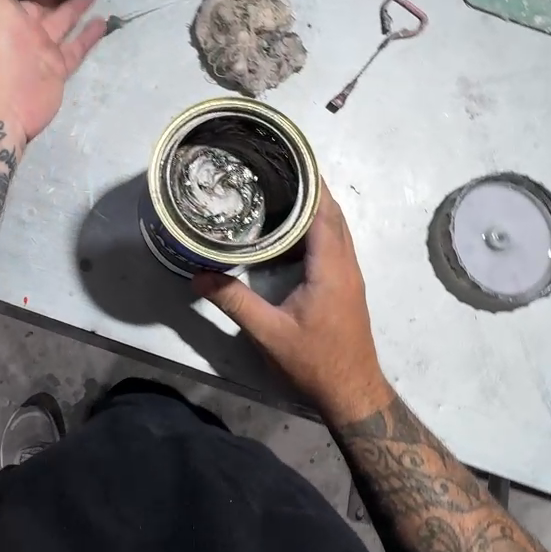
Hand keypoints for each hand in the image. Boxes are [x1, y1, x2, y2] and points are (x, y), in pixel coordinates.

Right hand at [192, 190, 391, 424]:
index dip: (309, 182)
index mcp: (330, 267)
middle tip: (276, 167)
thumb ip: (233, 301)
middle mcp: (345, 264)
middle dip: (309, 186)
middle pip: (332, 213)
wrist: (352, 393)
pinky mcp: (345, 285)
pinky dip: (314, 227)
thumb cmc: (315, 362)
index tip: (286, 158)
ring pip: (335, 228)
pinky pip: (332, 243)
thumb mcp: (268, 333)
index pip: (323, 212)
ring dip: (313, 206)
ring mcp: (348, 274)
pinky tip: (287, 232)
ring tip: (279, 190)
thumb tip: (198, 276)